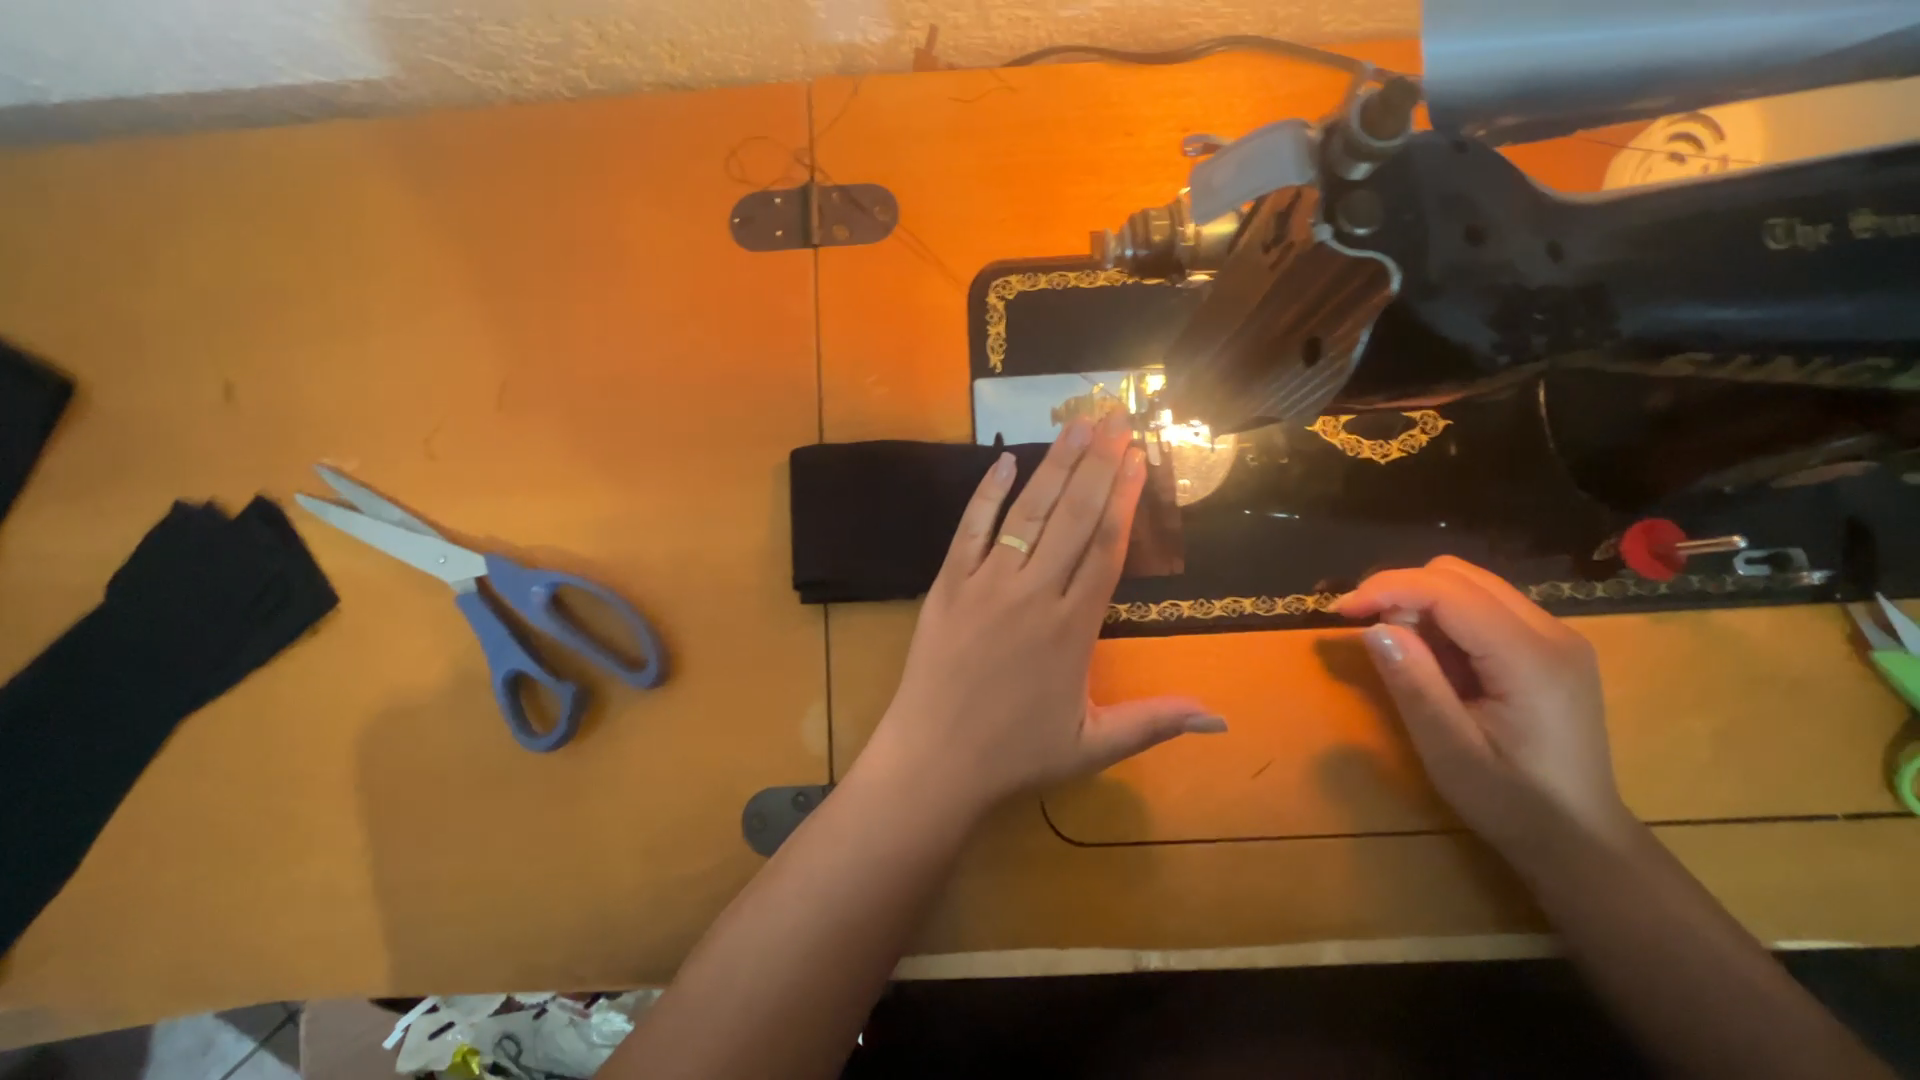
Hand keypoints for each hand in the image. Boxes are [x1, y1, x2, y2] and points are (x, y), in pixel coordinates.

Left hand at [861, 413, 1225, 813]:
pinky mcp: (947, 586)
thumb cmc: (1016, 755)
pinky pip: (969, 530)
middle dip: (1099, 465)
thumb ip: (1156, 722)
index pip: (1108, 548)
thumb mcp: (1093, 746)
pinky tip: (1005, 461)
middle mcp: (1034, 594)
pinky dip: (987, 494)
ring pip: (1029, 514)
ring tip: (1077, 427)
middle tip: (1116, 419)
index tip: (1140, 458)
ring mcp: (987, 585)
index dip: (1126, 499)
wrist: (935, 762)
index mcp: (1074, 627)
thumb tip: (1222, 720)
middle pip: (1075, 518)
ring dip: (1055, 467)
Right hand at [1335, 556, 1636, 858]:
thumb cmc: (1510, 801)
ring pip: (1473, 586)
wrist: (1579, 839)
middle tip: (1373, 634)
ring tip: (1404, 651)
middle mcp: (1552, 633)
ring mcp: (1557, 638)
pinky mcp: (1552, 650)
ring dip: (1425, 603)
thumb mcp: (1449, 749)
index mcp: (1530, 658)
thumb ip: (1414, 683)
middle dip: (1404, 591)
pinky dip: (1448, 619)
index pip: (1448, 591)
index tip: (1340, 611)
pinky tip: (1437, 661)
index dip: (1387, 588)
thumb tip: (1374, 628)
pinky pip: (1487, 608)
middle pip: (1461, 575)